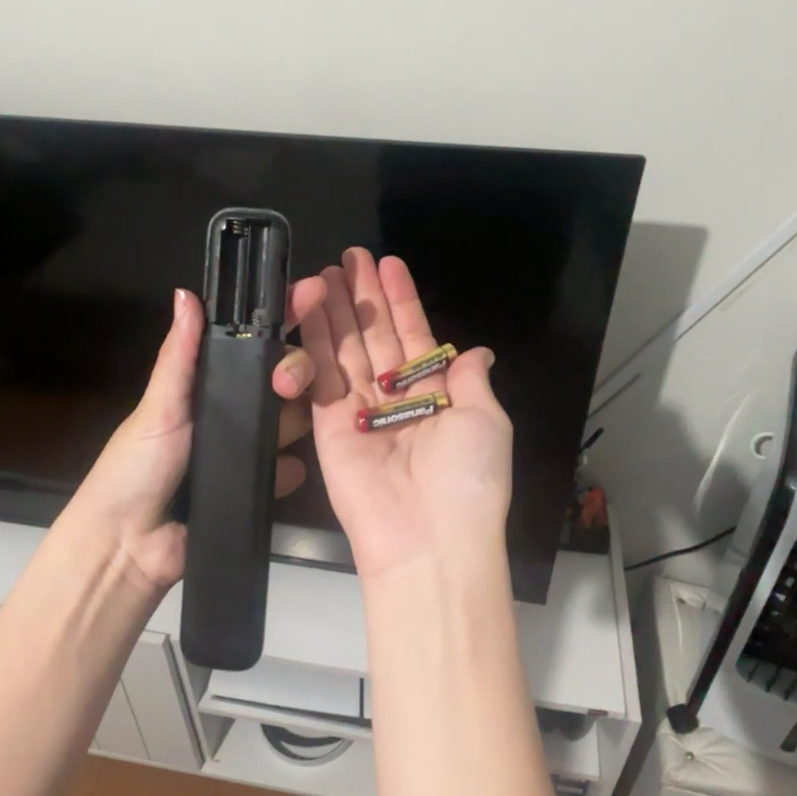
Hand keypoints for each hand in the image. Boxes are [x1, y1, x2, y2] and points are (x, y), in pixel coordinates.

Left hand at [58, 281, 326, 588]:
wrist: (130, 547)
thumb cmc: (135, 468)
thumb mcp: (158, 408)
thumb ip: (180, 356)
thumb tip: (186, 293)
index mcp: (208, 385)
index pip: (252, 342)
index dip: (284, 317)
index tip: (312, 295)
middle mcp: (233, 411)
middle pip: (285, 377)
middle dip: (296, 370)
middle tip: (287, 385)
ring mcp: (247, 450)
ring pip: (295, 420)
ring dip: (296, 420)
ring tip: (285, 430)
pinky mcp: (258, 488)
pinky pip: (289, 470)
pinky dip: (286, 471)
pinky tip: (276, 473)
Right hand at [300, 248, 512, 580]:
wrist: (429, 538)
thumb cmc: (468, 477)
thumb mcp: (486, 420)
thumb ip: (470, 379)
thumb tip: (477, 353)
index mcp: (439, 398)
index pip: (416, 338)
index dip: (403, 302)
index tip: (390, 265)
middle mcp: (398, 401)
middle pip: (377, 338)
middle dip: (363, 297)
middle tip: (350, 257)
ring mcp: (361, 413)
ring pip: (347, 350)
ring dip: (335, 310)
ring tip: (325, 271)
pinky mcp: (329, 426)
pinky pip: (322, 375)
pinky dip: (315, 340)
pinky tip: (310, 305)